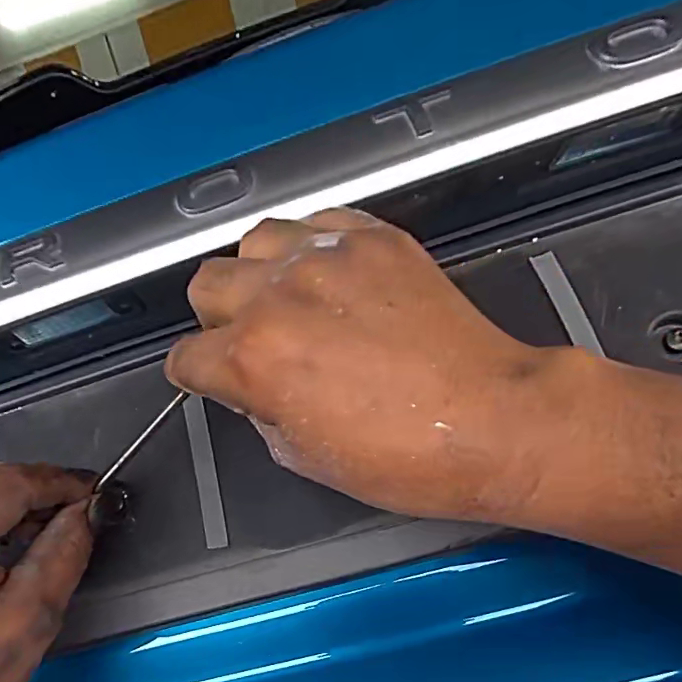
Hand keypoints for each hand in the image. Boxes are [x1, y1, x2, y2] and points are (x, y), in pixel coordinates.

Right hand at [167, 208, 580, 521]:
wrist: (493, 424)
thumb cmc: (411, 458)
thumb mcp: (310, 459)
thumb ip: (264, 414)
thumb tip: (255, 392)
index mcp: (255, 360)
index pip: (187, 356)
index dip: (197, 376)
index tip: (211, 379)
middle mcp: (282, 297)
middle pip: (207, 285)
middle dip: (220, 320)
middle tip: (252, 344)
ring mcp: (331, 259)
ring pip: (256, 242)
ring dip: (260, 275)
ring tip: (292, 305)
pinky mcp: (378, 241)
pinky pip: (319, 222)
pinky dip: (313, 248)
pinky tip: (332, 280)